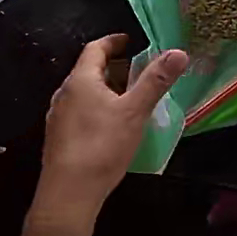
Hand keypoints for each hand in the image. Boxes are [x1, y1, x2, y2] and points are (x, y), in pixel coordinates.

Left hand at [35, 34, 188, 228]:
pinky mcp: (58, 138)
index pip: (95, 48)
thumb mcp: (135, 112)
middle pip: (89, 71)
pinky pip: (80, 113)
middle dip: (114, 68)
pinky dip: (97, 109)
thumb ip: (156, 81)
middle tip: (139, 72)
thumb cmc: (102, 146)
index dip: (114, 42)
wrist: (69, 193)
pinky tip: (112, 127)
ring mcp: (58, 117)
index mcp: (80, 81)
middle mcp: (64, 94)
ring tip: (129, 99)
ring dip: (106, 90)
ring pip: (84, 94)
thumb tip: (178, 52)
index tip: (131, 41)